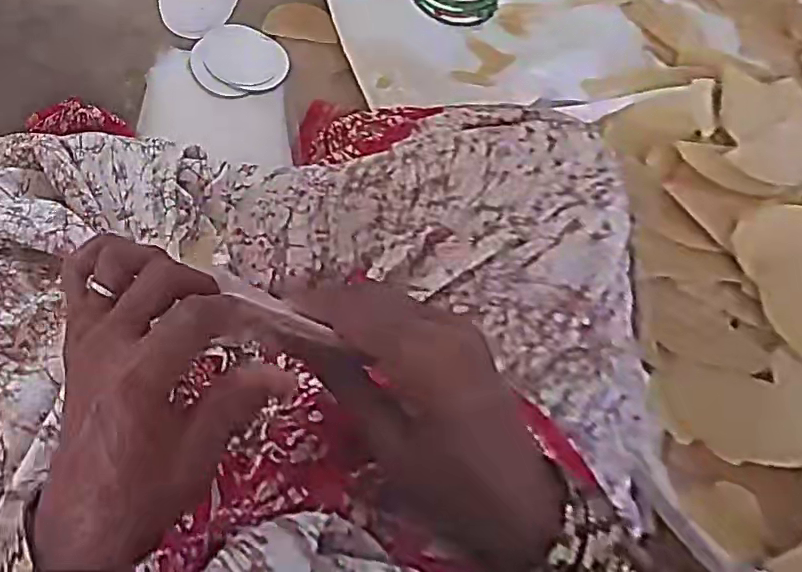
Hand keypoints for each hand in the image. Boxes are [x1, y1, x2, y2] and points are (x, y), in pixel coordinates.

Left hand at [32, 236, 292, 571]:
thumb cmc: (140, 492)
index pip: (195, 315)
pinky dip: (99, 257)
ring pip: (115, 261)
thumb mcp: (196, 457)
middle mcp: (109, 341)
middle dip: (199, 283)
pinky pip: (76, 273)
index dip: (232, 311)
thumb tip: (281, 372)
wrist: (81, 517)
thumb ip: (234, 402)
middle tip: (219, 308)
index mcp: (141, 374)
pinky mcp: (74, 334)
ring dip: (151, 262)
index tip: (252, 322)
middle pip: (160, 276)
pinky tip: (126, 265)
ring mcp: (86, 332)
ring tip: (176, 286)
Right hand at [292, 282, 564, 571]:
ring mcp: (455, 322)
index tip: (270, 310)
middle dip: (321, 300)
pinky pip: (404, 307)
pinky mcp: (461, 329)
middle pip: (365, 294)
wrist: (531, 507)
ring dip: (345, 303)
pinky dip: (371, 312)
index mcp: (423, 353)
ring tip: (309, 323)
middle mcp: (441, 324)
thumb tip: (296, 337)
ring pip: (384, 295)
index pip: (350, 310)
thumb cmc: (454, 487)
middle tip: (283, 316)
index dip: (306, 305)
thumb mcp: (389, 445)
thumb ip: (342, 379)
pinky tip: (352, 332)